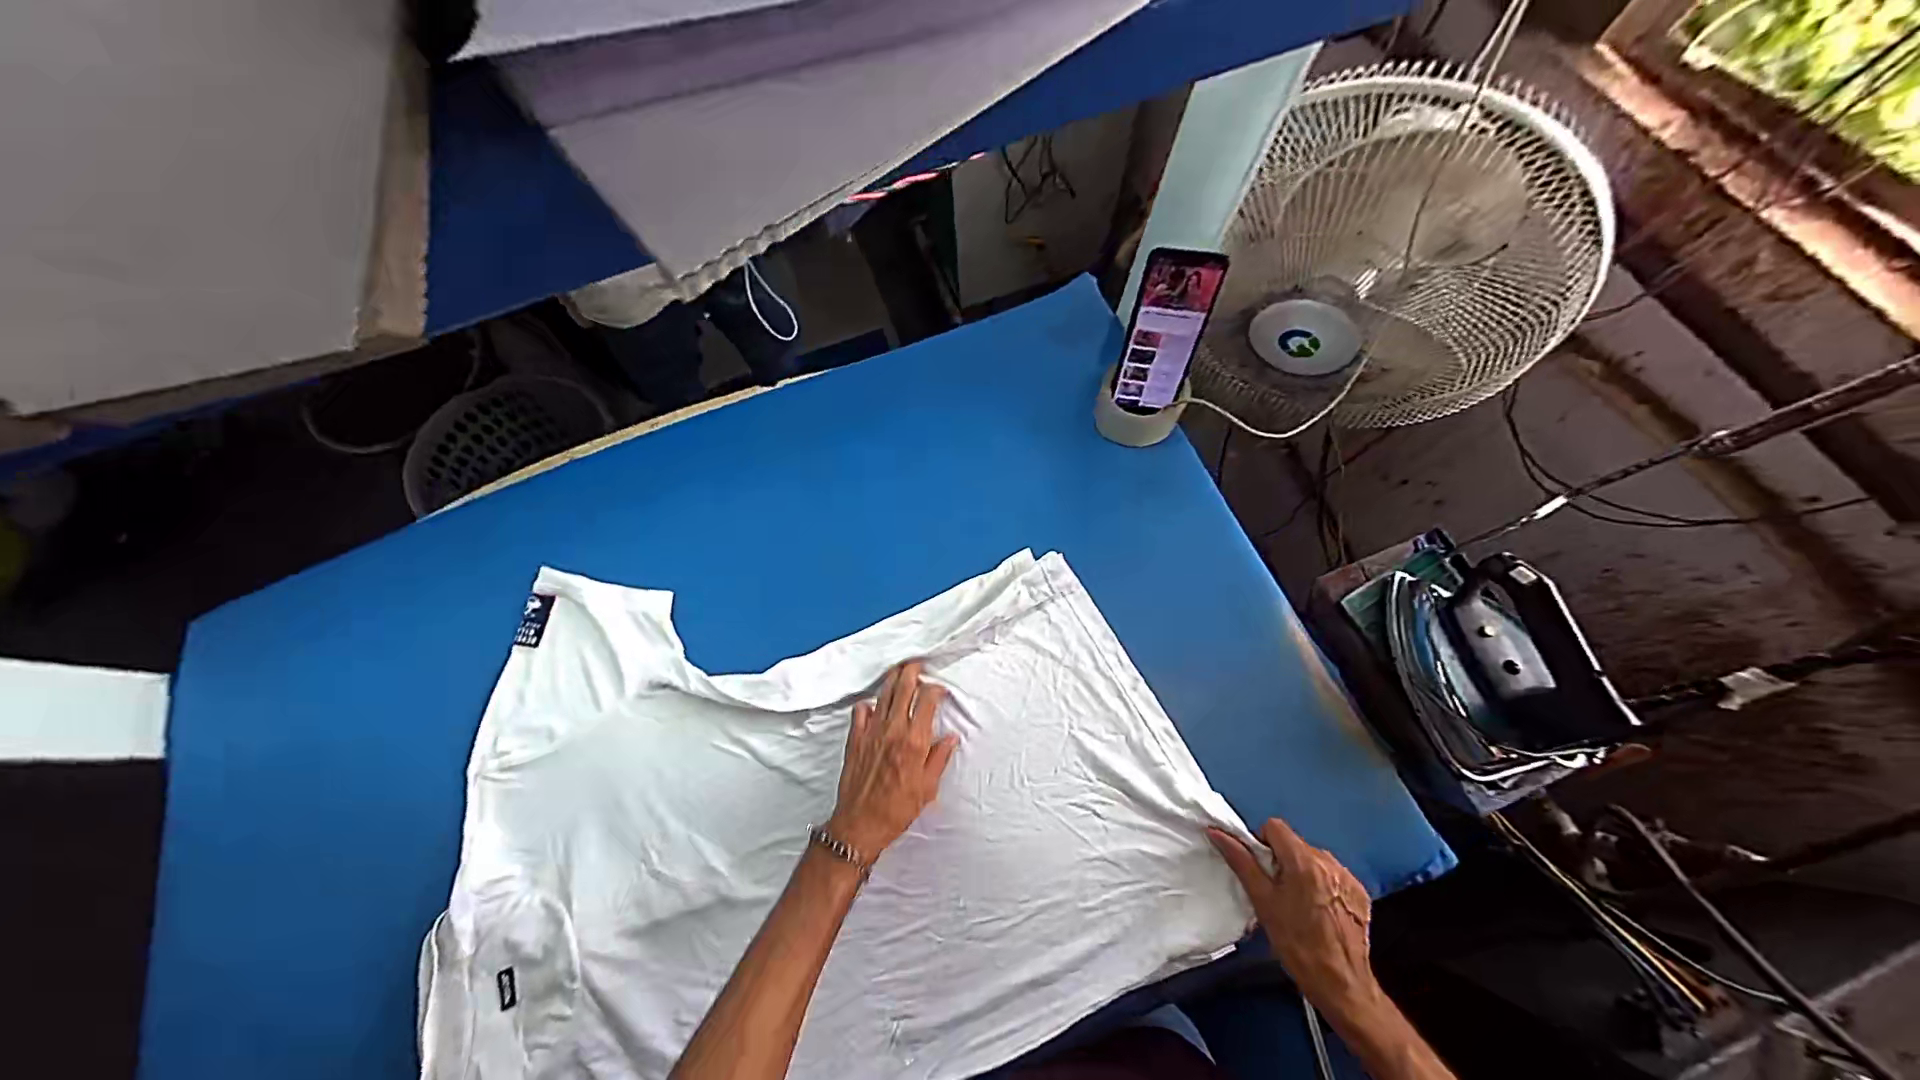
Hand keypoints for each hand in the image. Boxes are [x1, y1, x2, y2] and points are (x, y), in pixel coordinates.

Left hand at [826, 660, 958, 861]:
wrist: (861, 824)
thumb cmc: (896, 809)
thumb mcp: (928, 787)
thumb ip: (939, 758)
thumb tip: (950, 739)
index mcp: (915, 741)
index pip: (927, 700)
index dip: (935, 689)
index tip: (939, 690)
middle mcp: (893, 730)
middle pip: (903, 688)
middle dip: (911, 672)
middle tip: (916, 665)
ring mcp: (871, 732)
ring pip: (883, 695)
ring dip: (892, 681)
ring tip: (898, 673)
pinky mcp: (855, 739)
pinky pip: (860, 711)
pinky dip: (868, 704)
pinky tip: (873, 705)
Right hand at [1208, 818, 1377, 1014]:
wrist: (1340, 983)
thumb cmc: (1296, 943)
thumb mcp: (1262, 900)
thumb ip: (1241, 861)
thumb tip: (1218, 833)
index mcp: (1304, 861)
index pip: (1275, 827)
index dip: (1261, 843)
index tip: (1261, 869)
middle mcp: (1329, 862)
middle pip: (1294, 843)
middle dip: (1281, 859)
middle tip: (1277, 890)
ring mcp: (1348, 877)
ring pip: (1313, 858)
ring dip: (1301, 871)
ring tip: (1299, 903)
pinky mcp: (1360, 892)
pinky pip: (1332, 874)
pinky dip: (1321, 884)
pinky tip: (1319, 909)